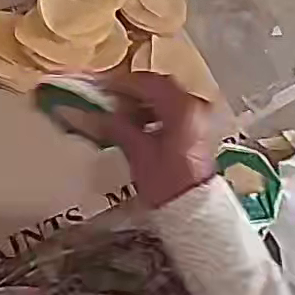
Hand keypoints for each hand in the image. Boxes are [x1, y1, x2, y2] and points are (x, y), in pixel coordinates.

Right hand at [95, 72, 217, 208]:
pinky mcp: (200, 129)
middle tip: (107, 101)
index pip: (150, 82)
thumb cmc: (166, 184)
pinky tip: (138, 126)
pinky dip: (155, 113)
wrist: (195, 212)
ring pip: (167, 98)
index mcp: (183, 108)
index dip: (123, 83)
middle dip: (132, 92)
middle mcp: (197, 105)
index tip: (101, 87)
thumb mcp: (138, 153)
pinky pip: (175, 111)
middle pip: (160, 87)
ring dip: (143, 103)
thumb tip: (93, 114)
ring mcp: (201, 116)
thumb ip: (117, 126)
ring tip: (120, 117)